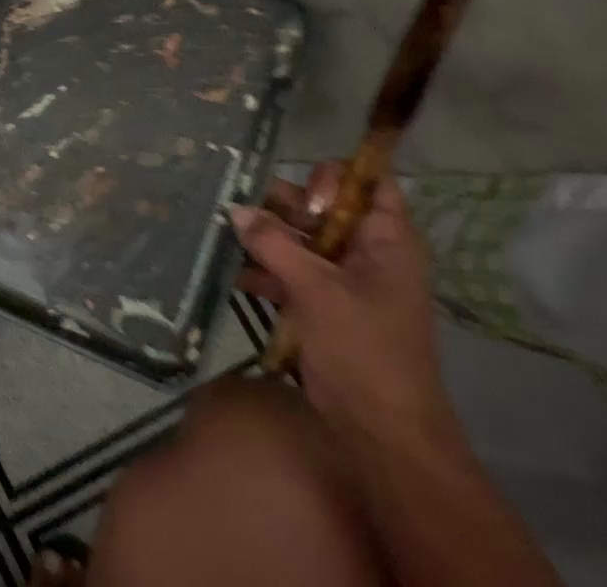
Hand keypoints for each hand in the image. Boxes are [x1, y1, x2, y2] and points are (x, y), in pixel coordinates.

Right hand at [229, 163, 457, 450]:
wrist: (380, 427)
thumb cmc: (364, 349)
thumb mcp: (317, 290)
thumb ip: (275, 245)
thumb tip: (236, 209)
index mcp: (388, 241)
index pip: (367, 185)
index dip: (331, 179)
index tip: (295, 197)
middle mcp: (368, 253)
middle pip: (323, 211)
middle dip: (280, 207)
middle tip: (234, 205)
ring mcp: (343, 280)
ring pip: (300, 243)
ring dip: (264, 239)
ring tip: (219, 232)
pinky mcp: (321, 305)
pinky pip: (289, 274)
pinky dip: (262, 271)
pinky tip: (226, 270)